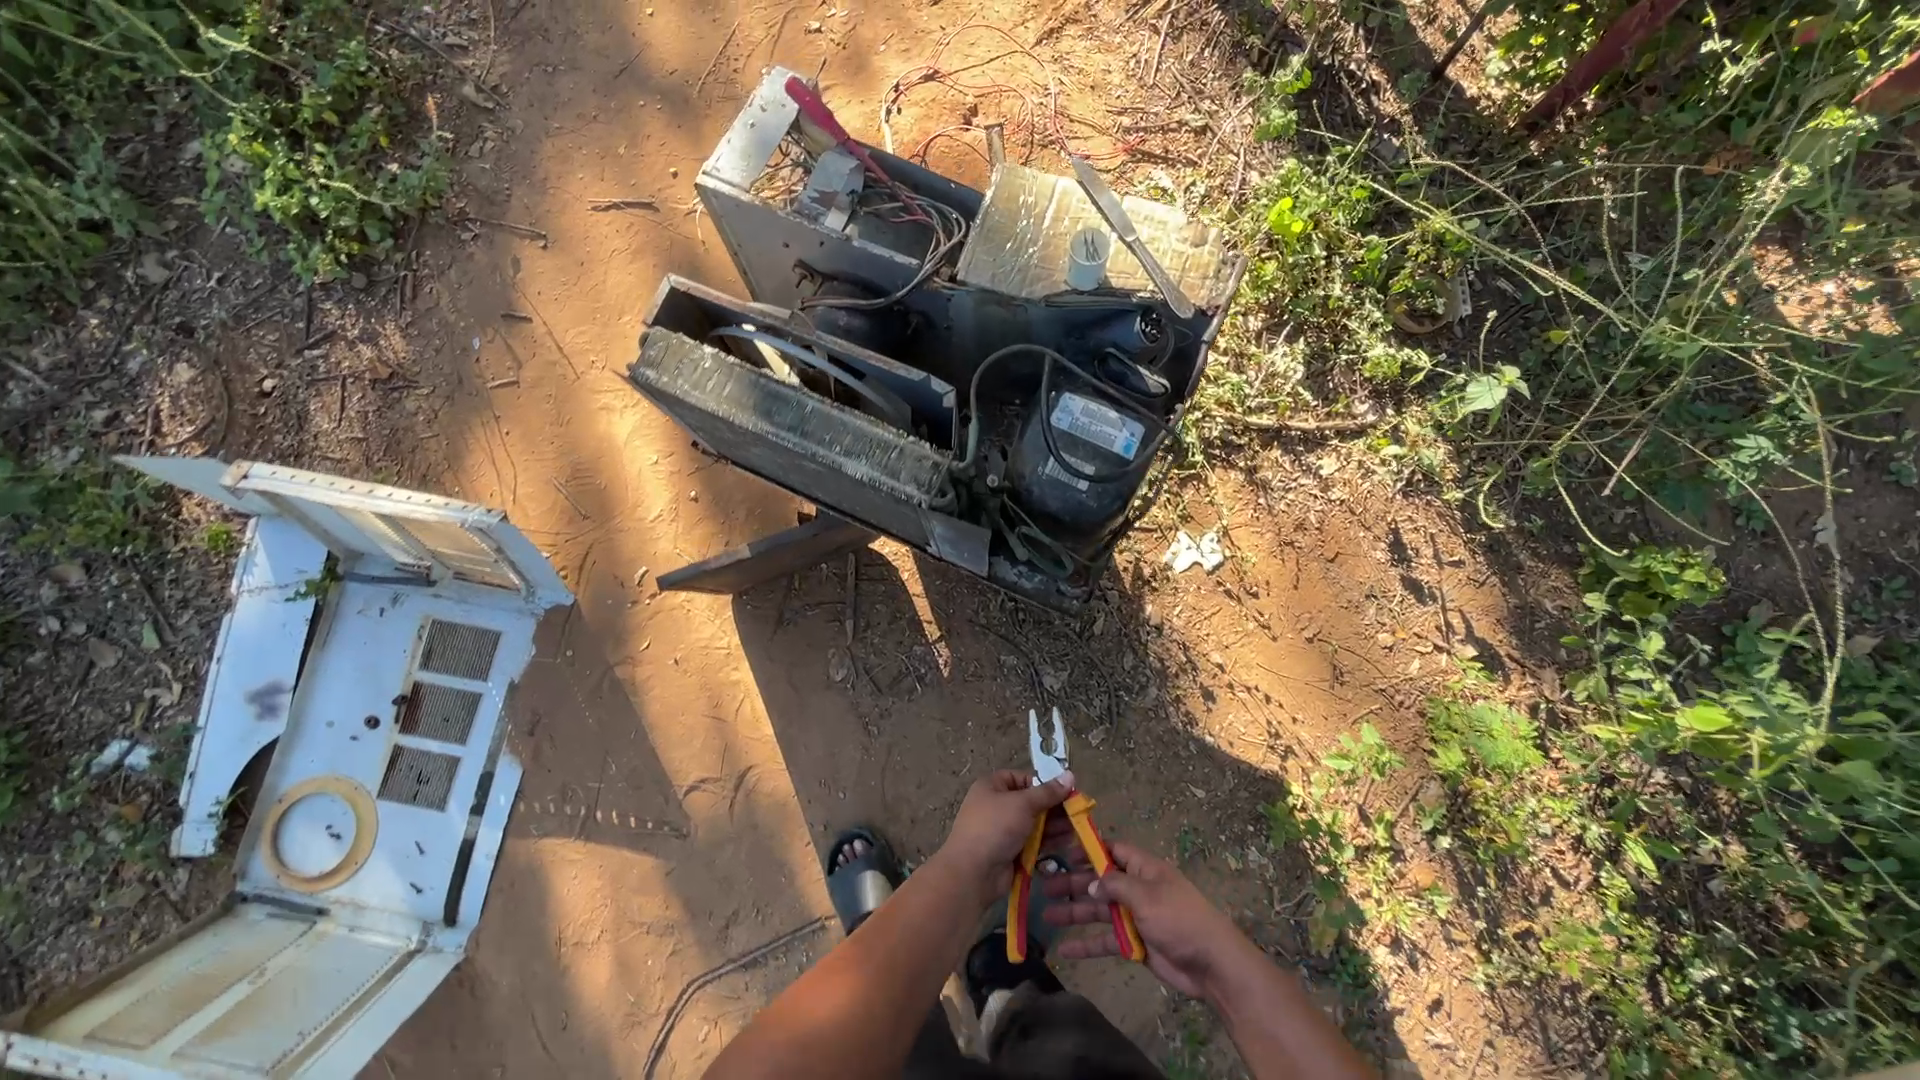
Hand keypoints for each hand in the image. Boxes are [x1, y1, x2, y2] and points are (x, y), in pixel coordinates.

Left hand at [934, 769, 1075, 909]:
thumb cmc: (996, 827)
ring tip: (1076, 830)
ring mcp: (1003, 831)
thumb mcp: (1023, 804)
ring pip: (1034, 824)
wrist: (973, 872)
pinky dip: (1047, 842)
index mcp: (992, 787)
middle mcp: (996, 806)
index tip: (1067, 792)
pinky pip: (1032, 843)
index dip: (1044, 784)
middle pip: (1031, 803)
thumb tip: (1070, 775)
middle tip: (1078, 813)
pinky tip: (1065, 843)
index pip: (1022, 778)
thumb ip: (1048, 792)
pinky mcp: (1010, 852)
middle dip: (1054, 809)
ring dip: (1054, 826)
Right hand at [1042, 840, 1257, 1000]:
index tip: (1062, 851)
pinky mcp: (1135, 943)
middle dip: (1074, 883)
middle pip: (1100, 882)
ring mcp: (1136, 917)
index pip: (1112, 850)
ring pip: (1099, 911)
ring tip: (1046, 916)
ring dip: (1074, 912)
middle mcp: (1138, 889)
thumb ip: (1116, 885)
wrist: (1211, 964)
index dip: (1089, 849)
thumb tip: (1091, 882)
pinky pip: (1106, 940)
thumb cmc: (1180, 920)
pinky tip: (1065, 949)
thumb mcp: (1146, 895)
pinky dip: (1087, 944)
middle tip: (1044, 885)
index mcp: (1144, 869)